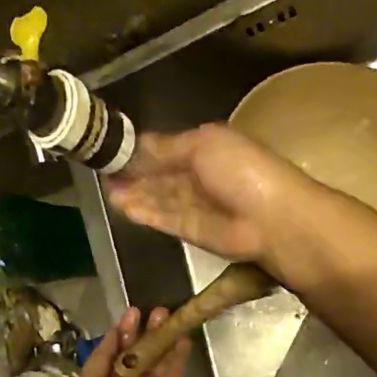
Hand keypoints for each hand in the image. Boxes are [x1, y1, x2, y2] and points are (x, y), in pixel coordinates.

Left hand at [71, 306, 190, 376]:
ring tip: (170, 315)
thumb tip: (115, 330)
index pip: (117, 349)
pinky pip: (174, 373)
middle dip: (147, 330)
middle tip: (157, 309)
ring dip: (164, 338)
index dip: (125, 330)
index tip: (134, 311)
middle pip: (141, 351)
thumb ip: (103, 354)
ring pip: (159, 359)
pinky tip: (182, 337)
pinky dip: (179, 356)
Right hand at [102, 124, 319, 268]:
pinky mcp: (194, 232)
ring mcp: (198, 206)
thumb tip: (136, 144)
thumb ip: (167, 147)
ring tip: (106, 188)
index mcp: (209, 149)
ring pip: (160, 198)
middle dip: (134, 172)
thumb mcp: (205, 144)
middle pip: (161, 174)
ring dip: (135, 193)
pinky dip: (144, 212)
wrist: (275, 221)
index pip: (167, 147)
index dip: (140, 148)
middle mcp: (202, 176)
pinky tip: (121, 205)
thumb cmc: (245, 172)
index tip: (111, 147)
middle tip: (102, 169)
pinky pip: (164, 219)